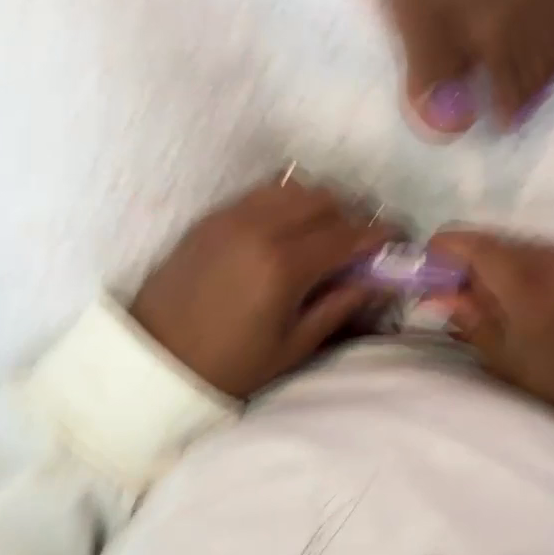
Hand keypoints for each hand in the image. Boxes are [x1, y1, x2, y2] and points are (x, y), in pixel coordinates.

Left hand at [131, 181, 393, 398]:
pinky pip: (261, 193)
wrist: (156, 360)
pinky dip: (285, 204)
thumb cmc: (230, 365)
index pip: (347, 234)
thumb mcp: (294, 346)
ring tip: (321, 238)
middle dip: (349, 218)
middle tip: (356, 247)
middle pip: (324, 200)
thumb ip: (340, 305)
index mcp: (284, 265)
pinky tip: (286, 233)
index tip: (397, 240)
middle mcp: (259, 228)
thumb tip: (376, 281)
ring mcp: (231, 217)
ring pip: (293, 188)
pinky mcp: (211, 218)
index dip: (379, 235)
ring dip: (317, 206)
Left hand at [379, 0, 553, 135]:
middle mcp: (537, 10)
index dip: (507, 109)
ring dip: (553, 62)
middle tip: (521, 108)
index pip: (512, 85)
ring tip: (541, 75)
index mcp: (501, 32)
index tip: (502, 126)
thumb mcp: (411, 4)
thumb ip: (431, 68)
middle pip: (542, 62)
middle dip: (533, 91)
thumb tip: (448, 133)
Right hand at [426, 230, 553, 426]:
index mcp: (536, 291)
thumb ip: (469, 316)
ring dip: (506, 262)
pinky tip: (534, 292)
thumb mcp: (503, 361)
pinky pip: (553, 249)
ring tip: (500, 295)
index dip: (445, 250)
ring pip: (526, 242)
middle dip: (475, 260)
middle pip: (501, 240)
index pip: (477, 245)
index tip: (429, 267)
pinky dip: (535, 264)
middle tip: (460, 287)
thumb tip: (436, 289)